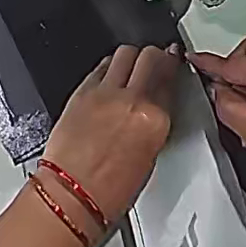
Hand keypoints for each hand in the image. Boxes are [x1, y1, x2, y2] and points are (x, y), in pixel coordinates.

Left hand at [42, 44, 179, 222]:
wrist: (72, 193)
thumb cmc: (109, 189)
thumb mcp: (150, 155)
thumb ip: (155, 121)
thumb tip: (156, 105)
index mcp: (155, 119)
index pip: (170, 77)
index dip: (173, 65)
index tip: (173, 62)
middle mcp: (131, 100)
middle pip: (149, 56)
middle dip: (155, 55)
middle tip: (155, 60)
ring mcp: (104, 93)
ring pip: (125, 53)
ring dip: (132, 57)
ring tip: (132, 65)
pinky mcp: (81, 92)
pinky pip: (100, 67)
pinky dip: (108, 67)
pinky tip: (109, 75)